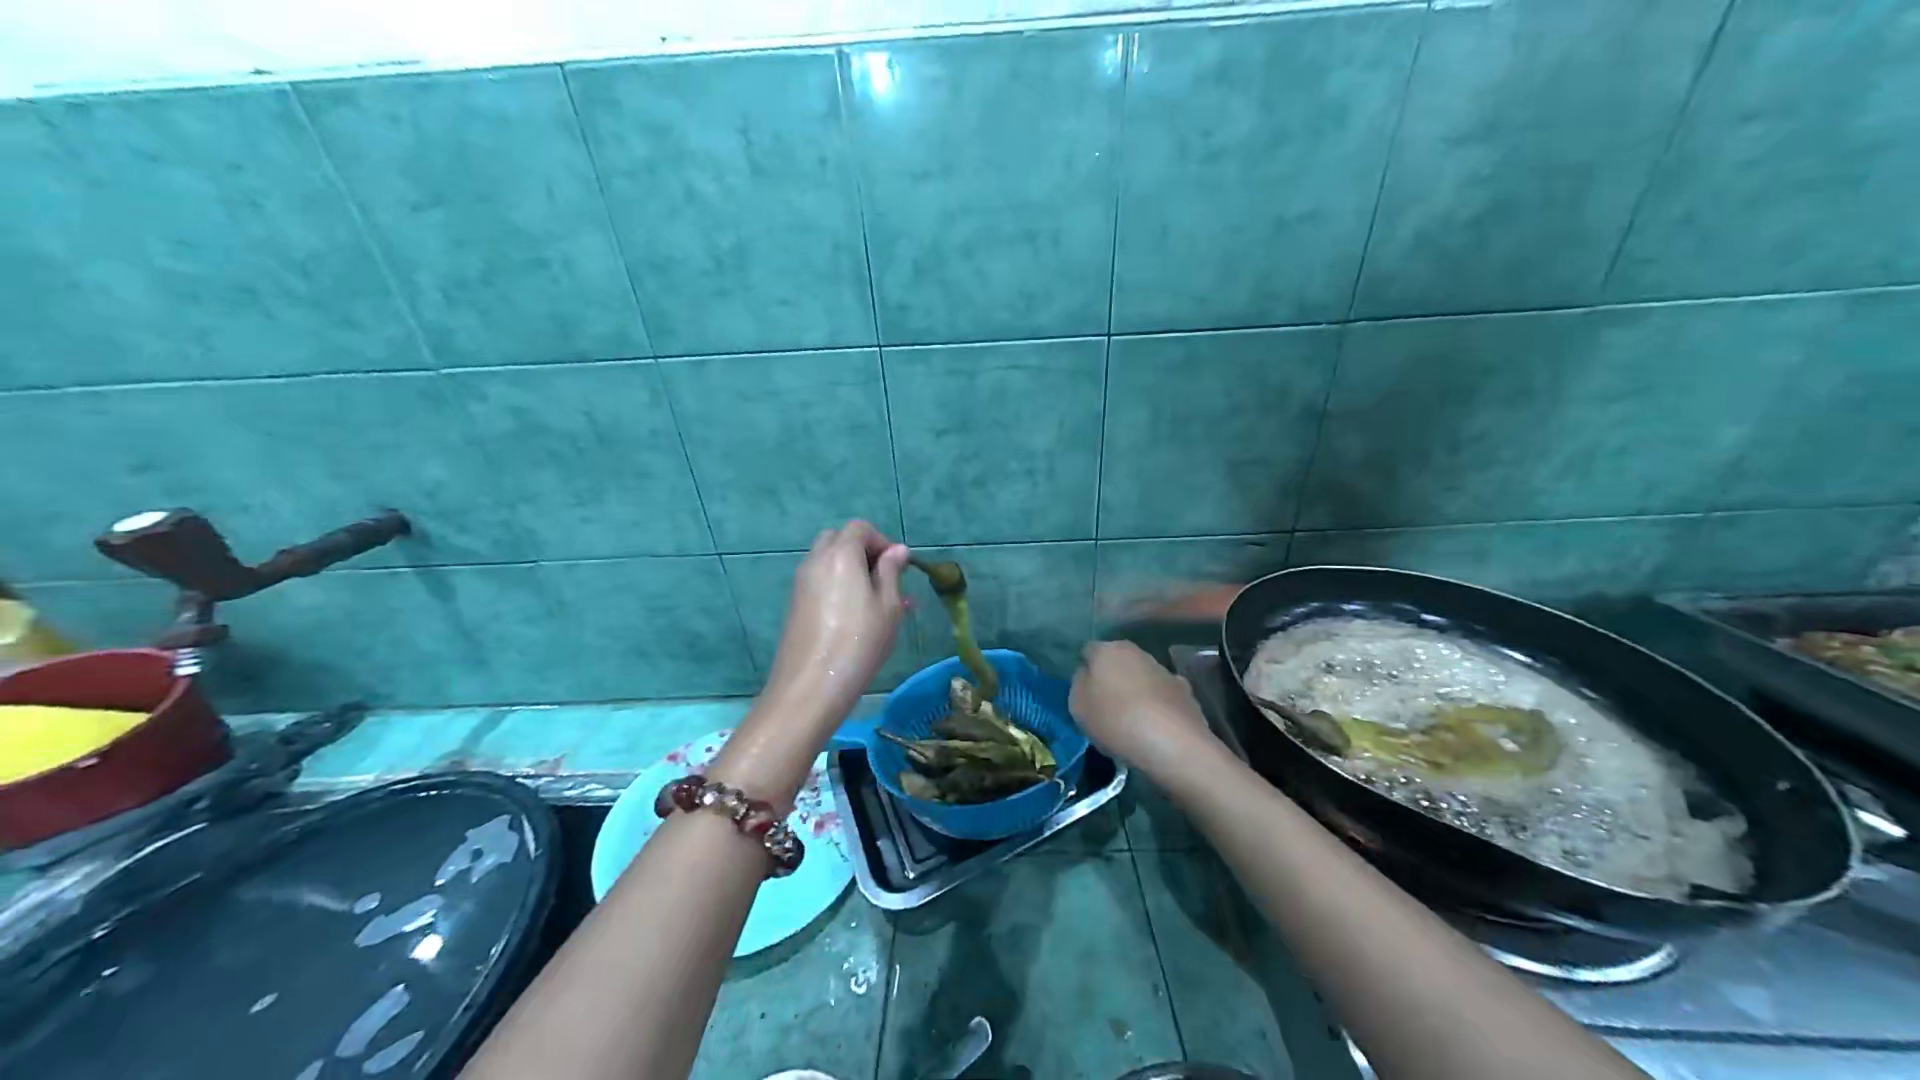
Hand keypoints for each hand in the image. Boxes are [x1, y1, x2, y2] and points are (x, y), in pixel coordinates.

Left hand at [761, 521, 910, 725]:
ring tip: (876, 604)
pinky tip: (856, 618)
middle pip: (839, 540)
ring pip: (828, 562)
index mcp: (841, 554)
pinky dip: (837, 587)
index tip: (899, 567)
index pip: (860, 528)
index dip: (882, 541)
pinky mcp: (795, 604)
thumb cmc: (859, 642)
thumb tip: (897, 551)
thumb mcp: (888, 606)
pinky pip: (819, 582)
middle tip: (885, 580)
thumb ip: (891, 572)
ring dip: (851, 571)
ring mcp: (801, 583)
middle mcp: (816, 561)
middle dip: (863, 552)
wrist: (811, 685)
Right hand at [1070, 641, 1219, 778]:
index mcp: (1108, 650)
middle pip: (1118, 661)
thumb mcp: (1078, 707)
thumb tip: (1089, 674)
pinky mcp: (1186, 691)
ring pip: (1142, 676)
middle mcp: (1137, 652)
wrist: (1173, 744)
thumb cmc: (1115, 721)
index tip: (1084, 692)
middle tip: (1107, 706)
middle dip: (1113, 678)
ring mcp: (1165, 670)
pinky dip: (1158, 704)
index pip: (1089, 651)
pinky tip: (1157, 726)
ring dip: (1136, 690)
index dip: (1085, 669)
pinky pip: (1163, 694)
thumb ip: (1080, 684)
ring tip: (1133, 720)